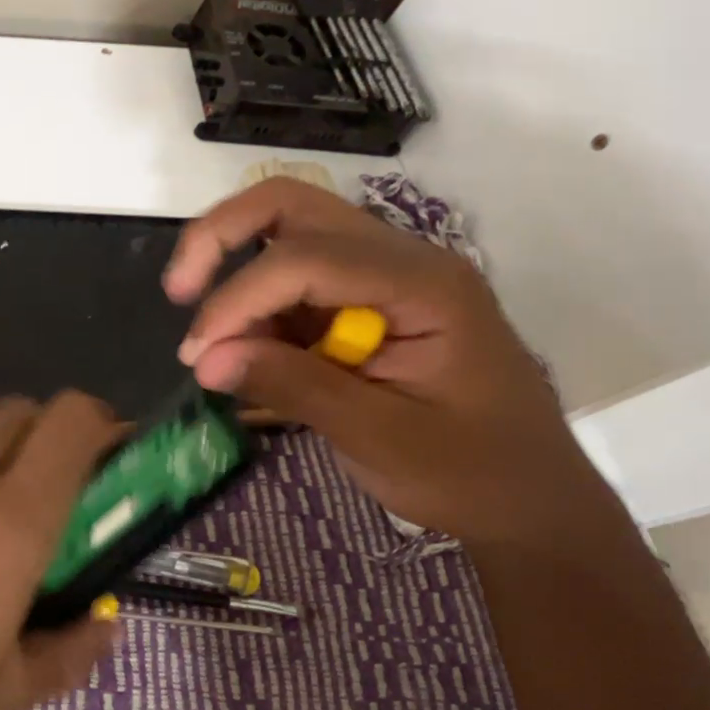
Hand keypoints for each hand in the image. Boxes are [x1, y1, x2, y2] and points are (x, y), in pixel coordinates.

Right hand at [163, 178, 605, 542]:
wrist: (530, 502)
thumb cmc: (471, 473)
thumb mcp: (381, 438)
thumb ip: (293, 388)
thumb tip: (205, 360)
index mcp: (422, 284)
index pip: (305, 259)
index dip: (238, 299)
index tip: (198, 357)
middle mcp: (401, 260)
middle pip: (291, 207)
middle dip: (221, 237)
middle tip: (179, 291)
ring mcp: (382, 277)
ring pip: (286, 231)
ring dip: (235, 272)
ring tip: (216, 347)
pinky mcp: (364, 302)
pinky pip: (293, 280)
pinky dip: (255, 307)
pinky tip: (248, 355)